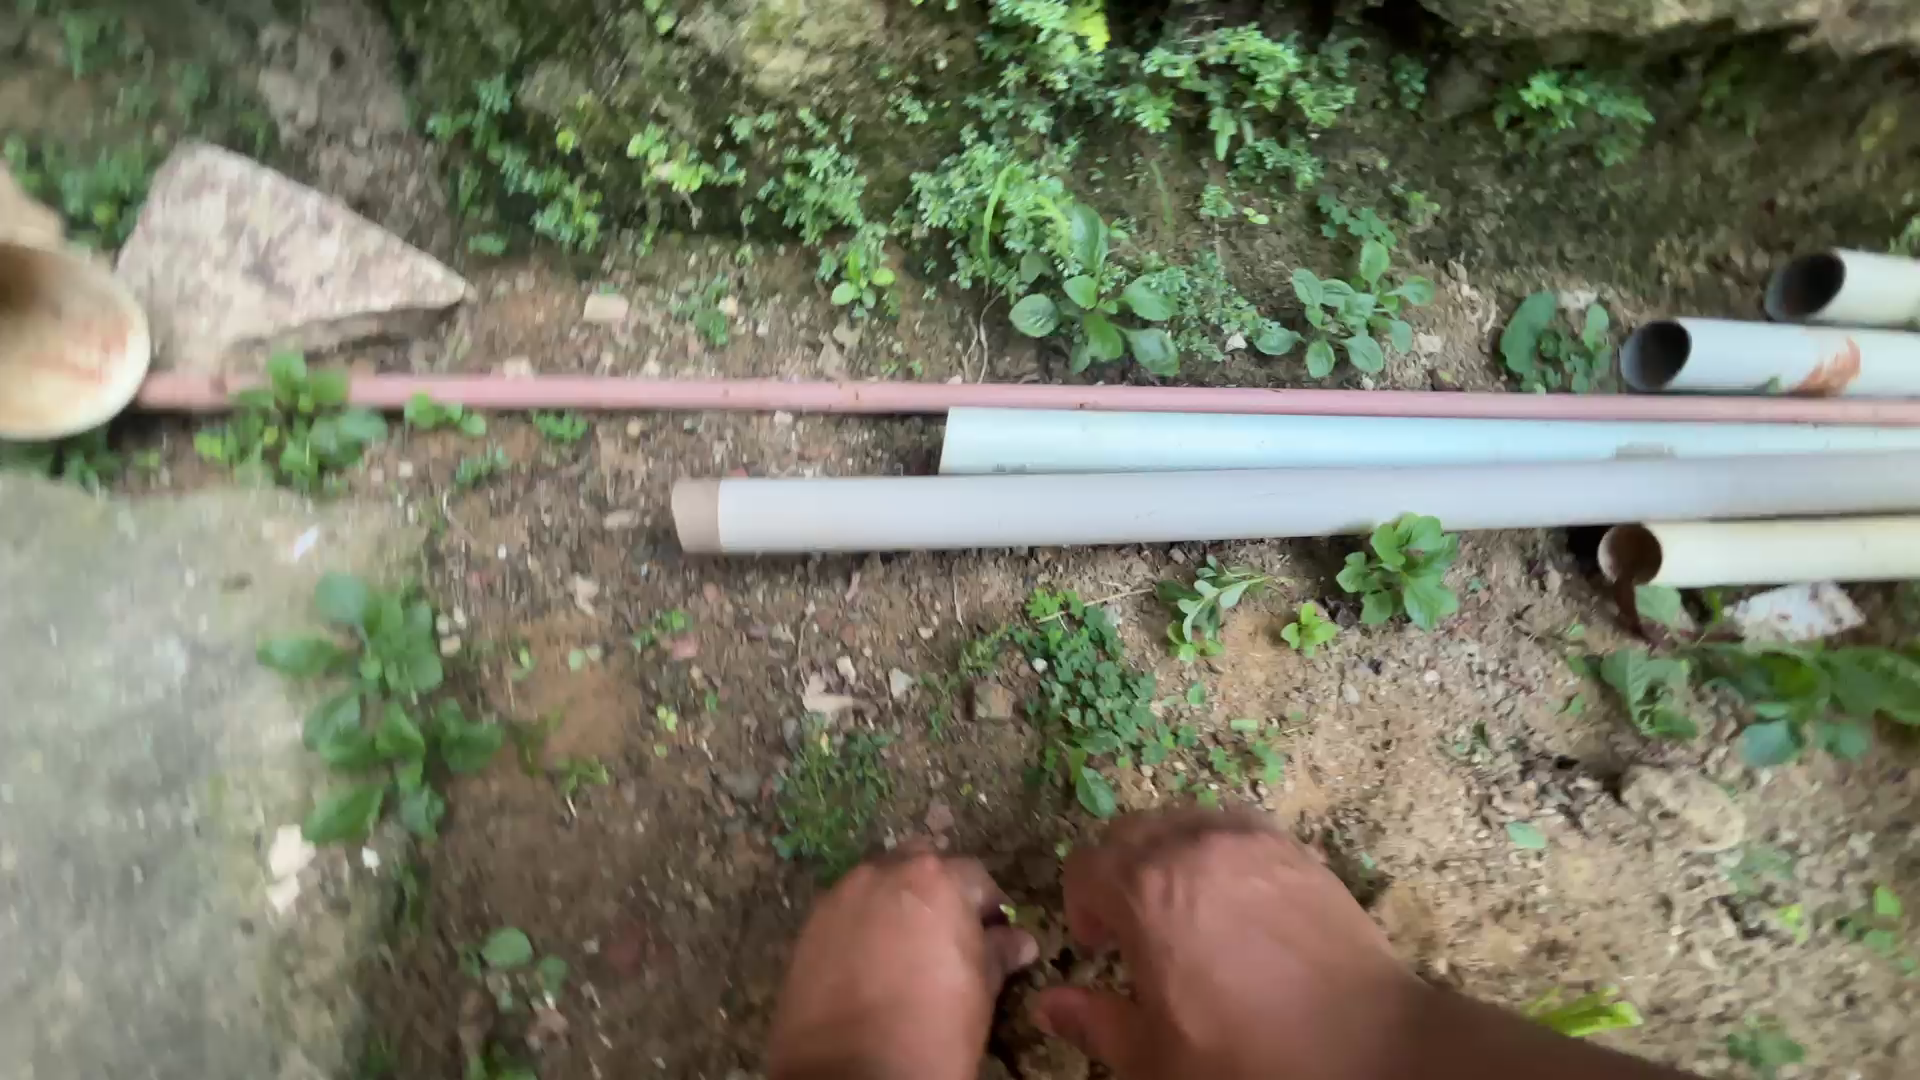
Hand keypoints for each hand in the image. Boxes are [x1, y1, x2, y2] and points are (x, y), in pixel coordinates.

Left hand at [768, 848, 1039, 1079]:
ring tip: (904, 946)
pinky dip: (863, 921)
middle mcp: (889, 870)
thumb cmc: (932, 1032)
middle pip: (922, 865)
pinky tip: (868, 959)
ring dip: (898, 900)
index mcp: (939, 880)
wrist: (850, 1078)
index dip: (988, 906)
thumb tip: (1021, 941)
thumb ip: (998, 954)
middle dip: (939, 891)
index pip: (975, 876)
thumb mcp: (979, 994)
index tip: (993, 934)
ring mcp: (845, 892)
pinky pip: (848, 906)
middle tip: (947, 935)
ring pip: (881, 881)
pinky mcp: (812, 921)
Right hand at [1031, 809, 1430, 1079]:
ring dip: (1164, 854)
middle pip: (1125, 833)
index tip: (1100, 949)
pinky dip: (1214, 847)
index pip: (1083, 866)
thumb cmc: (1248, 1058)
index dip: (1081, 906)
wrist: (1373, 1053)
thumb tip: (1049, 1004)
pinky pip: (1228, 825)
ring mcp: (1239, 836)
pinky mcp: (1285, 842)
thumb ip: (1095, 1021)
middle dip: (1117, 874)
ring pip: (1176, 821)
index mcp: (1142, 888)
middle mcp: (1184, 843)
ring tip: (1186, 904)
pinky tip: (1235, 891)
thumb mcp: (1158, 1058)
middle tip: (1138, 926)